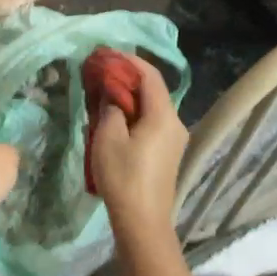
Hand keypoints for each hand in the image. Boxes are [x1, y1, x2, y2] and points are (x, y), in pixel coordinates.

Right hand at [90, 56, 187, 236]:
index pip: (150, 75)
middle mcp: (175, 123)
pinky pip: (152, 124)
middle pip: (153, 91)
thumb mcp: (108, 138)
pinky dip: (134, 115)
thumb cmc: (124, 177)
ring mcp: (174, 140)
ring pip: (152, 108)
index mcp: (164, 115)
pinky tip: (115, 120)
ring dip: (129, 99)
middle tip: (101, 73)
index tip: (107, 54)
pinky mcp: (168, 154)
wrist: (143, 222)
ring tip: (104, 95)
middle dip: (127, 79)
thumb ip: (111, 109)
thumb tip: (113, 97)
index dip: (129, 61)